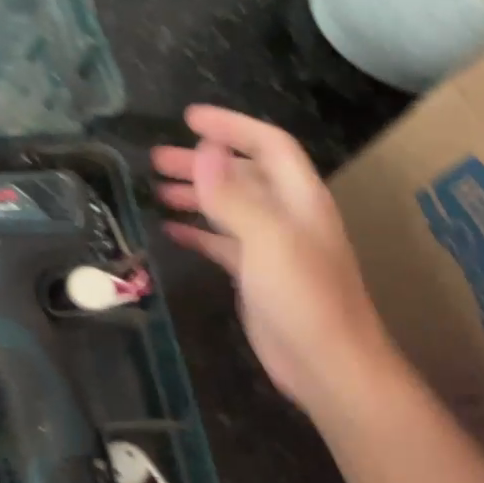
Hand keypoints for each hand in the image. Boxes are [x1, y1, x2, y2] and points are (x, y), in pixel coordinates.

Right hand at [151, 105, 406, 419]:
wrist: (328, 364)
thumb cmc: (304, 298)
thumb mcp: (267, 240)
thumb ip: (234, 195)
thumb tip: (204, 149)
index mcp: (299, 199)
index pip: (268, 145)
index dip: (232, 127)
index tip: (189, 119)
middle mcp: (286, 215)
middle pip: (244, 173)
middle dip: (203, 161)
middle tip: (156, 158)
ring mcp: (271, 245)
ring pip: (229, 206)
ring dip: (195, 193)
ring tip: (155, 188)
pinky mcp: (255, 274)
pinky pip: (220, 241)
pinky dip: (196, 230)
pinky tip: (169, 230)